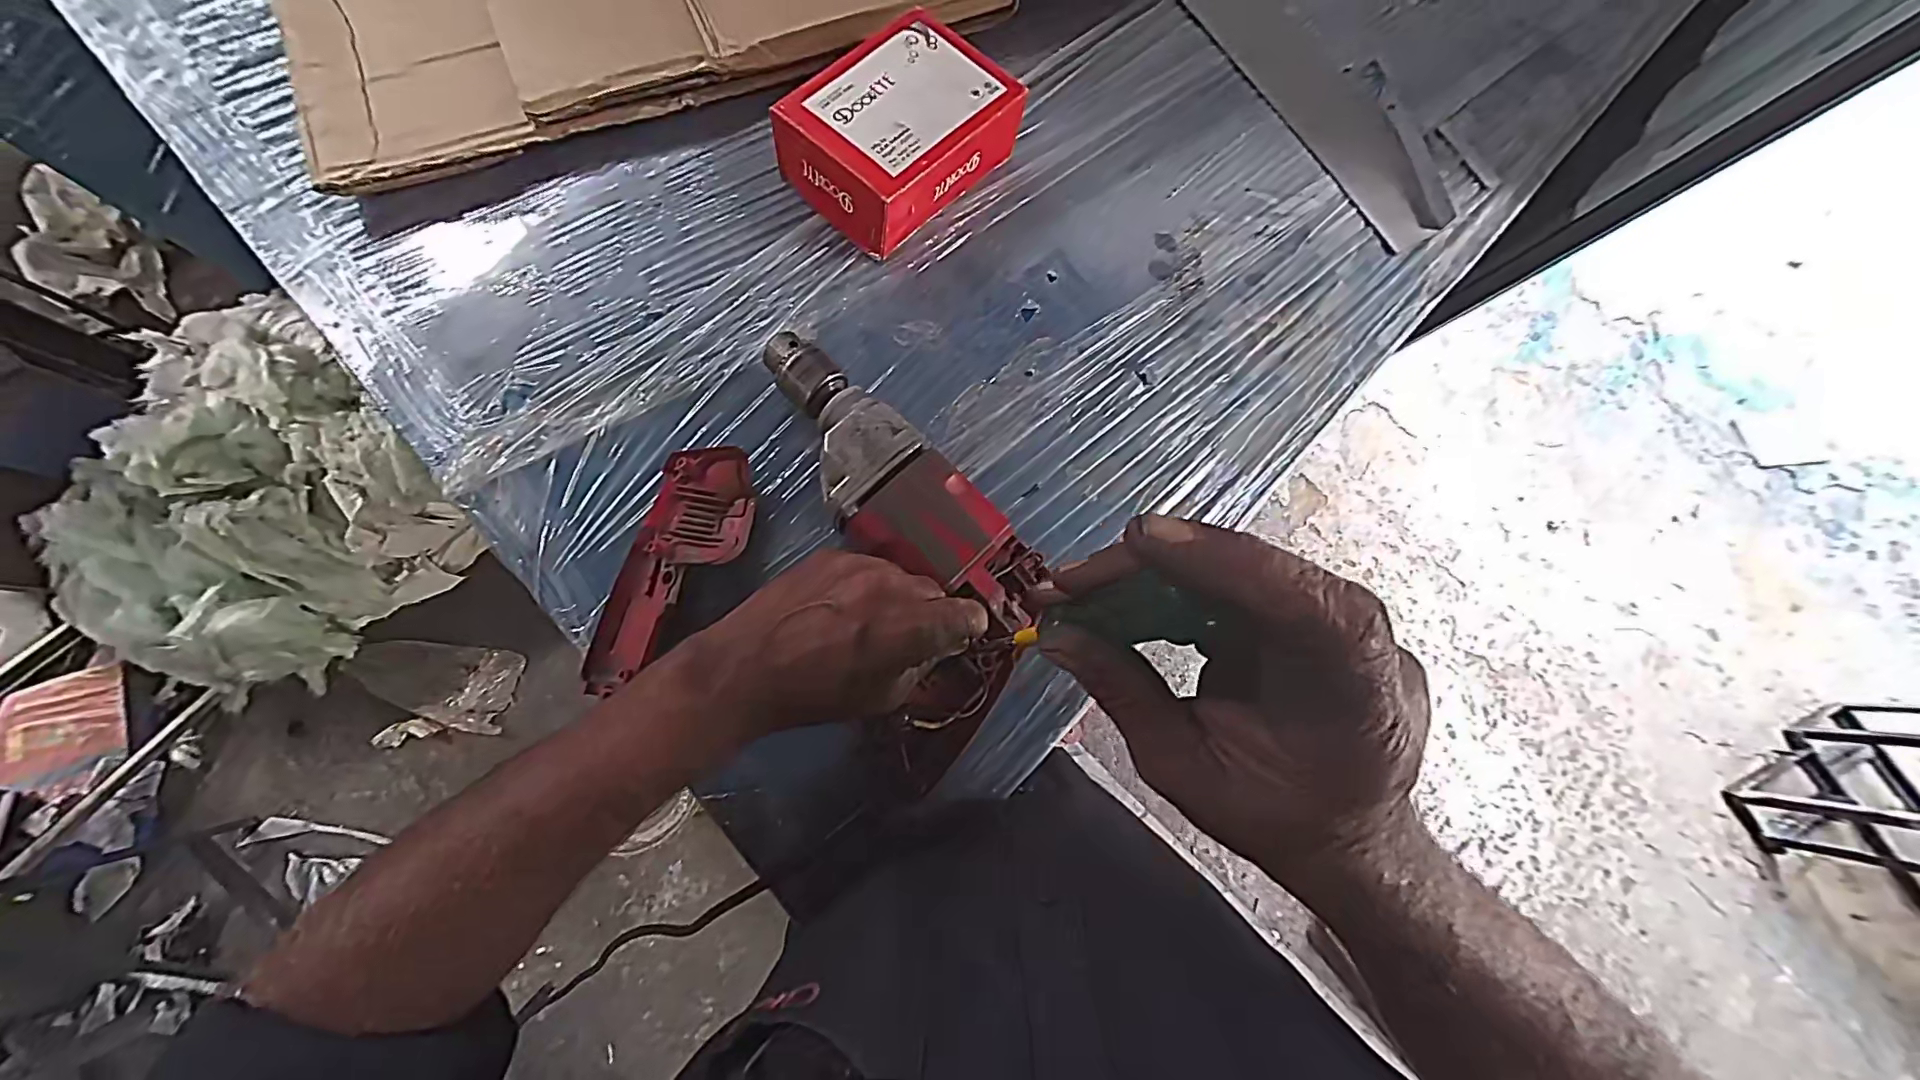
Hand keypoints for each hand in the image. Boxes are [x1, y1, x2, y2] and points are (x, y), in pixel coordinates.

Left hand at [671, 549, 988, 743]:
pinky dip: (868, 585)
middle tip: (911, 633)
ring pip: (901, 576)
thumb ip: (919, 665)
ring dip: (898, 596)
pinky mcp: (833, 555)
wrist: (746, 664)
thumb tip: (935, 646)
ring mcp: (860, 564)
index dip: (969, 624)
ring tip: (869, 619)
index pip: (963, 613)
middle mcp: (891, 585)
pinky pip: (868, 568)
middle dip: (930, 612)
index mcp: (907, 625)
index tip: (966, 631)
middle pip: (933, 591)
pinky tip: (842, 606)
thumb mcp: (881, 696)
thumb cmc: (815, 694)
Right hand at [1038, 514, 1428, 889]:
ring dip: (1144, 577)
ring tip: (1074, 594)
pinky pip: (1222, 585)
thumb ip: (1124, 693)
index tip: (1136, 539)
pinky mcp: (1291, 610)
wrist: (1341, 834)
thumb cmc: (1276, 817)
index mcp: (1353, 680)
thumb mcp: (1184, 766)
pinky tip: (1114, 604)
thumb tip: (1060, 637)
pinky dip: (1164, 592)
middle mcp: (1351, 629)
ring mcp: (1323, 614)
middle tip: (1065, 584)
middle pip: (1239, 569)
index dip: (1211, 558)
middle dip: (1144, 569)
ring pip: (1222, 569)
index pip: (1289, 594)